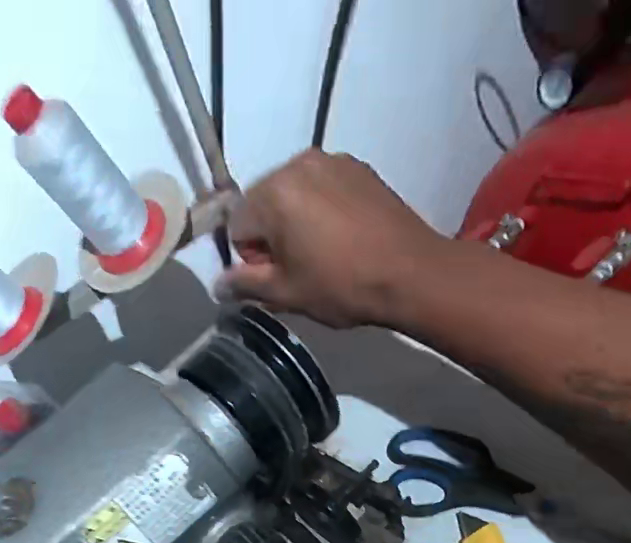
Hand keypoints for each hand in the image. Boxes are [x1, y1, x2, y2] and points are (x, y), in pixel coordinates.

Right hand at [219, 149, 448, 328]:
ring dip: (299, 222)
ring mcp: (332, 161)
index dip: (253, 259)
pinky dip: (325, 210)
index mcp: (273, 193)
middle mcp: (298, 164)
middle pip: (264, 204)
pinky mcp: (359, 168)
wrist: (412, 274)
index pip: (237, 226)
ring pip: (295, 194)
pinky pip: (325, 188)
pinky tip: (348, 238)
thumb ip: (246, 286)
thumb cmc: (344, 286)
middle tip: (305, 269)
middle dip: (274, 236)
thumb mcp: (289, 294)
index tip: (282, 278)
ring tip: (328, 254)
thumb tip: (218, 286)